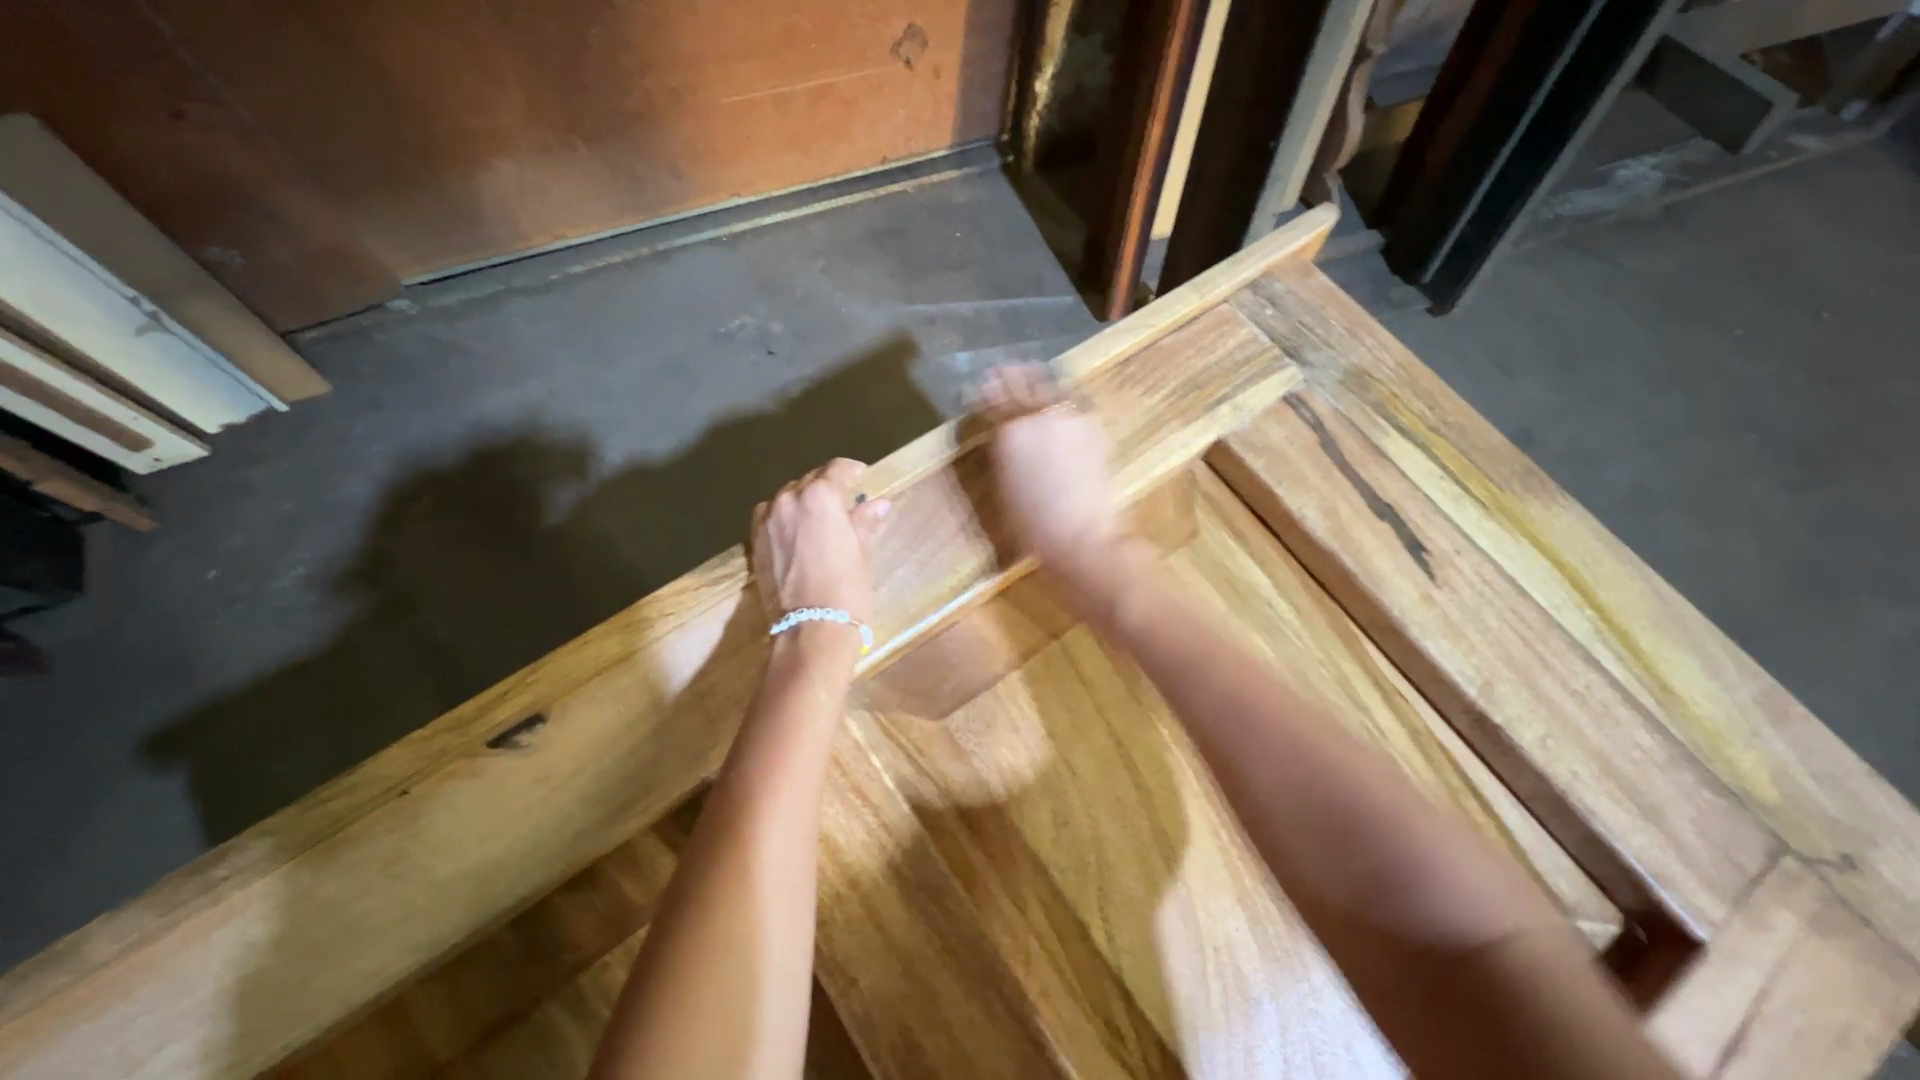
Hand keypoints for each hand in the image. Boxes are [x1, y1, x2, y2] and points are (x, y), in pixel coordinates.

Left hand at [750, 458, 889, 634]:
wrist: (811, 628)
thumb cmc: (847, 588)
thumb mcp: (861, 551)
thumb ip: (864, 521)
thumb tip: (878, 504)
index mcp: (820, 496)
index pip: (838, 469)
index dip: (853, 471)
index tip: (862, 476)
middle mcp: (789, 499)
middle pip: (810, 480)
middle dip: (827, 486)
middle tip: (843, 501)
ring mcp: (767, 520)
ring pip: (788, 497)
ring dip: (804, 501)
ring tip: (819, 518)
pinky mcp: (755, 541)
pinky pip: (770, 516)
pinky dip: (784, 517)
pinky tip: (796, 531)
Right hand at [978, 364, 1123, 583]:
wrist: (1083, 536)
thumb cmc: (1033, 526)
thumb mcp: (1003, 489)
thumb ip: (1001, 453)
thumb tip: (1001, 434)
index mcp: (1009, 431)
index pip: (990, 397)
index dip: (981, 390)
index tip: (977, 387)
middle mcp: (1038, 414)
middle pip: (1020, 380)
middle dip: (1009, 375)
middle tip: (1002, 371)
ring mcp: (1069, 416)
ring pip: (1049, 383)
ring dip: (1036, 378)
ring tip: (1030, 374)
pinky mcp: (1094, 424)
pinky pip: (1072, 399)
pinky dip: (1061, 395)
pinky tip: (1059, 399)